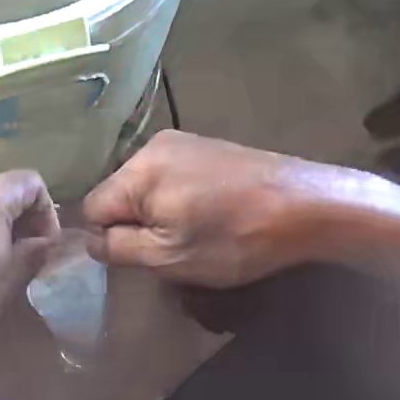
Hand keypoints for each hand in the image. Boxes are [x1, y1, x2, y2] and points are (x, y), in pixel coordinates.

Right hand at [81, 132, 355, 286]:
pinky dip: (180, 200)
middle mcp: (154, 146)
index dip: (110, 239)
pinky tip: (210, 215)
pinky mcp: (208, 147)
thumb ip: (119, 248)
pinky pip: (172, 178)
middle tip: (173, 249)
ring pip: (146, 188)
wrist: (307, 207)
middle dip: (136, 225)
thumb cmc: (233, 239)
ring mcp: (184, 142)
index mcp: (138, 170)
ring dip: (159, 215)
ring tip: (196, 233)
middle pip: (119, 195)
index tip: (143, 257)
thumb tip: (92, 241)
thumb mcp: (167, 257)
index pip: (92, 208)